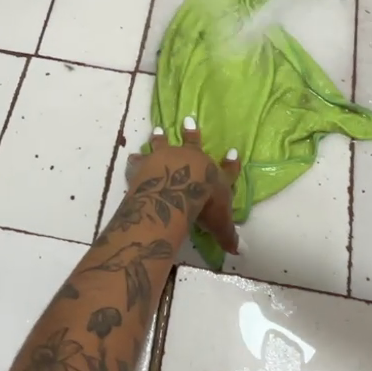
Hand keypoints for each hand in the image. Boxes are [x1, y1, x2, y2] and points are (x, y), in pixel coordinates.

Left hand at [124, 118, 240, 255]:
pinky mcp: (149, 162)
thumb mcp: (220, 223)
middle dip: (191, 133)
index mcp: (214, 176)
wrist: (179, 188)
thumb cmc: (204, 204)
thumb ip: (227, 235)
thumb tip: (239, 251)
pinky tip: (132, 157)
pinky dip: (136, 160)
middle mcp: (192, 161)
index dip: (231, 164)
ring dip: (160, 138)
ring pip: (164, 144)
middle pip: (193, 144)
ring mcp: (169, 158)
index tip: (234, 151)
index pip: (227, 170)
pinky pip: (141, 160)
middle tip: (188, 119)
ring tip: (156, 130)